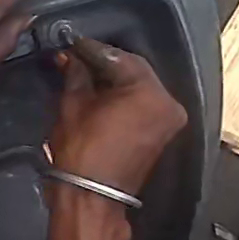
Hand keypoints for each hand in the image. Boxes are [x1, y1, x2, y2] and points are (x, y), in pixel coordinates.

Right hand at [36, 39, 186, 239]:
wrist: (91, 196)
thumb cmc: (81, 151)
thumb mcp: (72, 105)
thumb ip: (75, 74)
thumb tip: (69, 56)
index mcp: (150, 93)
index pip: (117, 57)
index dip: (89, 48)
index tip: (70, 43)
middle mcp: (168, 103)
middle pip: (133, 69)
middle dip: (102, 62)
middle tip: (74, 56)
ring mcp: (168, 119)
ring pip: (138, 85)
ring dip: (111, 78)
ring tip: (82, 72)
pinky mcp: (161, 132)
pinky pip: (141, 102)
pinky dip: (121, 94)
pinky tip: (97, 90)